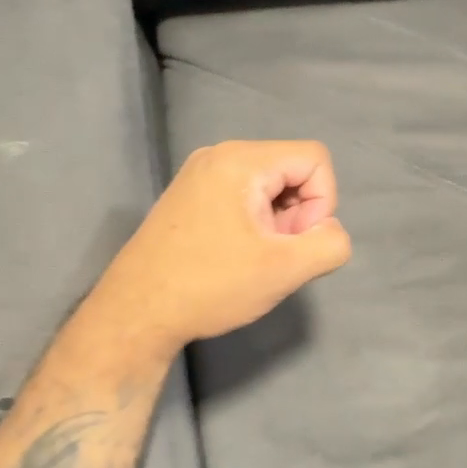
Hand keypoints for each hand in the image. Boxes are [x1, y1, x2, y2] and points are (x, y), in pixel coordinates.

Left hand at [84, 140, 352, 355]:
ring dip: (277, 221)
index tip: (297, 242)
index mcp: (241, 160)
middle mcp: (219, 154)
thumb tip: (330, 232)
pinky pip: (244, 194)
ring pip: (269, 184)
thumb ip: (329, 245)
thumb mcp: (284, 270)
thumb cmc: (211, 286)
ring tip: (254, 257)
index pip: (315, 159)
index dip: (322, 202)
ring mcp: (200, 173)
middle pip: (292, 168)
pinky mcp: (190, 194)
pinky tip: (235, 255)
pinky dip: (254, 222)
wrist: (136, 312)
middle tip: (274, 254)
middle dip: (298, 213)